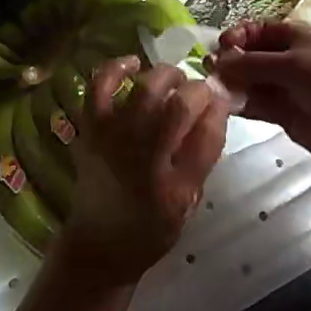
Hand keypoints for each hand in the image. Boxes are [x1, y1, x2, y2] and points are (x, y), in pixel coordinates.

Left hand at [57, 58, 227, 285]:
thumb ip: (205, 150)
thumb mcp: (190, 197)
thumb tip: (218, 104)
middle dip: (192, 86)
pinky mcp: (90, 127)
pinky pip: (99, 85)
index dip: (214, 101)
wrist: (99, 245)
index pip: (198, 119)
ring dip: (163, 75)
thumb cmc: (152, 226)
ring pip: (141, 85)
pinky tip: (133, 65)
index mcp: (168, 173)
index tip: (220, 102)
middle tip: (196, 97)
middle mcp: (137, 148)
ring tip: (172, 84)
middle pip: (172, 97)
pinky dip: (116, 68)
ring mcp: (109, 134)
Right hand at [209, 21, 310, 167]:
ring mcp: (283, 87)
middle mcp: (286, 59)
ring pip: (248, 80)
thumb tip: (217, 60)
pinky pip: (253, 104)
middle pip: (249, 56)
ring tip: (210, 88)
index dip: (237, 35)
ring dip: (230, 82)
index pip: (257, 30)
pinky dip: (238, 102)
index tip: (220, 45)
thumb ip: (254, 63)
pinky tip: (221, 103)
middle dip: (229, 60)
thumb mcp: (295, 64)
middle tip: (209, 70)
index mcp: (295, 37)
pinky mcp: (281, 113)